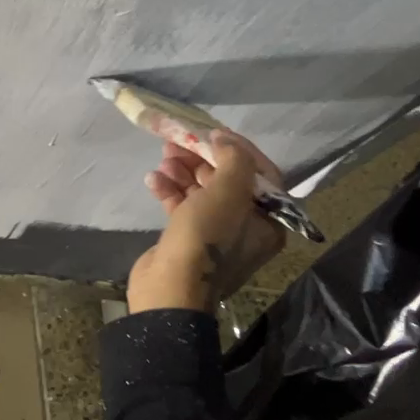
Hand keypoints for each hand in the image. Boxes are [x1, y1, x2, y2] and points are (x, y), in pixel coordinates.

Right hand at [128, 129, 286, 313]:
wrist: (171, 288)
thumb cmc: (206, 239)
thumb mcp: (227, 195)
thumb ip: (234, 162)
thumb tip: (225, 139)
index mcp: (267, 222)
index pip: (261, 175)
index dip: (238, 150)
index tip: (212, 132)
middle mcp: (245, 228)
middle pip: (226, 181)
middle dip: (202, 159)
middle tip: (177, 142)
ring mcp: (215, 234)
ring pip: (201, 192)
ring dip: (182, 172)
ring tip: (163, 160)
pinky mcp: (188, 239)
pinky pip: (182, 206)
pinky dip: (169, 191)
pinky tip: (153, 181)